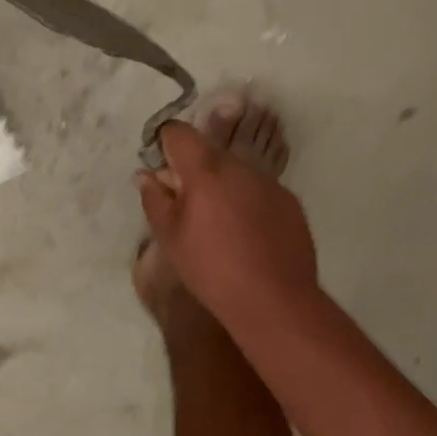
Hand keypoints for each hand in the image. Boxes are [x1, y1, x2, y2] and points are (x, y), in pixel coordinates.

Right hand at [137, 117, 319, 327]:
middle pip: (209, 151)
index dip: (166, 145)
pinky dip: (248, 202)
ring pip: (236, 171)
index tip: (165, 173)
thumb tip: (146, 175)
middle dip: (194, 170)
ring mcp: (270, 183)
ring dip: (222, 186)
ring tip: (221, 225)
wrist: (276, 302)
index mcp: (205, 169)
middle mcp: (240, 166)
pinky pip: (259, 190)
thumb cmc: (212, 269)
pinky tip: (248, 236)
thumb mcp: (169, 237)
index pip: (179, 132)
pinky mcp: (290, 202)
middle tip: (188, 206)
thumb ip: (154, 198)